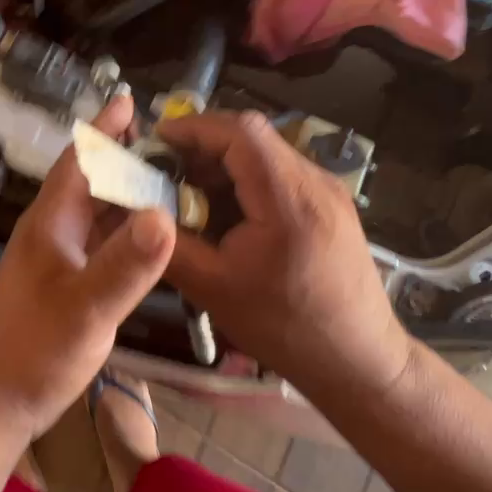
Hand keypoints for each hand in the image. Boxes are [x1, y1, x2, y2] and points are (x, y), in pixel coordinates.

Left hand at [0, 100, 176, 439]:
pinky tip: (151, 238)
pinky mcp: (64, 283)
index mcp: (51, 221)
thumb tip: (164, 213)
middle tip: (171, 145)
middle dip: (124, 157)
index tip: (130, 100)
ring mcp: (57, 258)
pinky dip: (126, 231)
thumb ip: (125, 264)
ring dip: (127, 193)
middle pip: (90, 181)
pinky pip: (100, 242)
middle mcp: (53, 230)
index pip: (79, 161)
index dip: (102, 130)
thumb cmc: (34, 348)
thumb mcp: (87, 307)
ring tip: (171, 181)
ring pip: (96, 212)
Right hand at [161, 111, 414, 398]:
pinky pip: (279, 169)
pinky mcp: (331, 201)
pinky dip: (244, 176)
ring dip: (222, 160)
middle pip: (251, 135)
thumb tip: (130, 207)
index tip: (157, 142)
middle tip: (166, 169)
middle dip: (202, 143)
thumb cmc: (285, 328)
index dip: (194, 128)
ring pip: (264, 149)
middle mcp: (315, 183)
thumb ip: (169, 241)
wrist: (360, 364)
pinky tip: (226, 209)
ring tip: (190, 191)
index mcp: (289, 202)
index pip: (240, 133)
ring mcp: (328, 189)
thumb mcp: (212, 289)